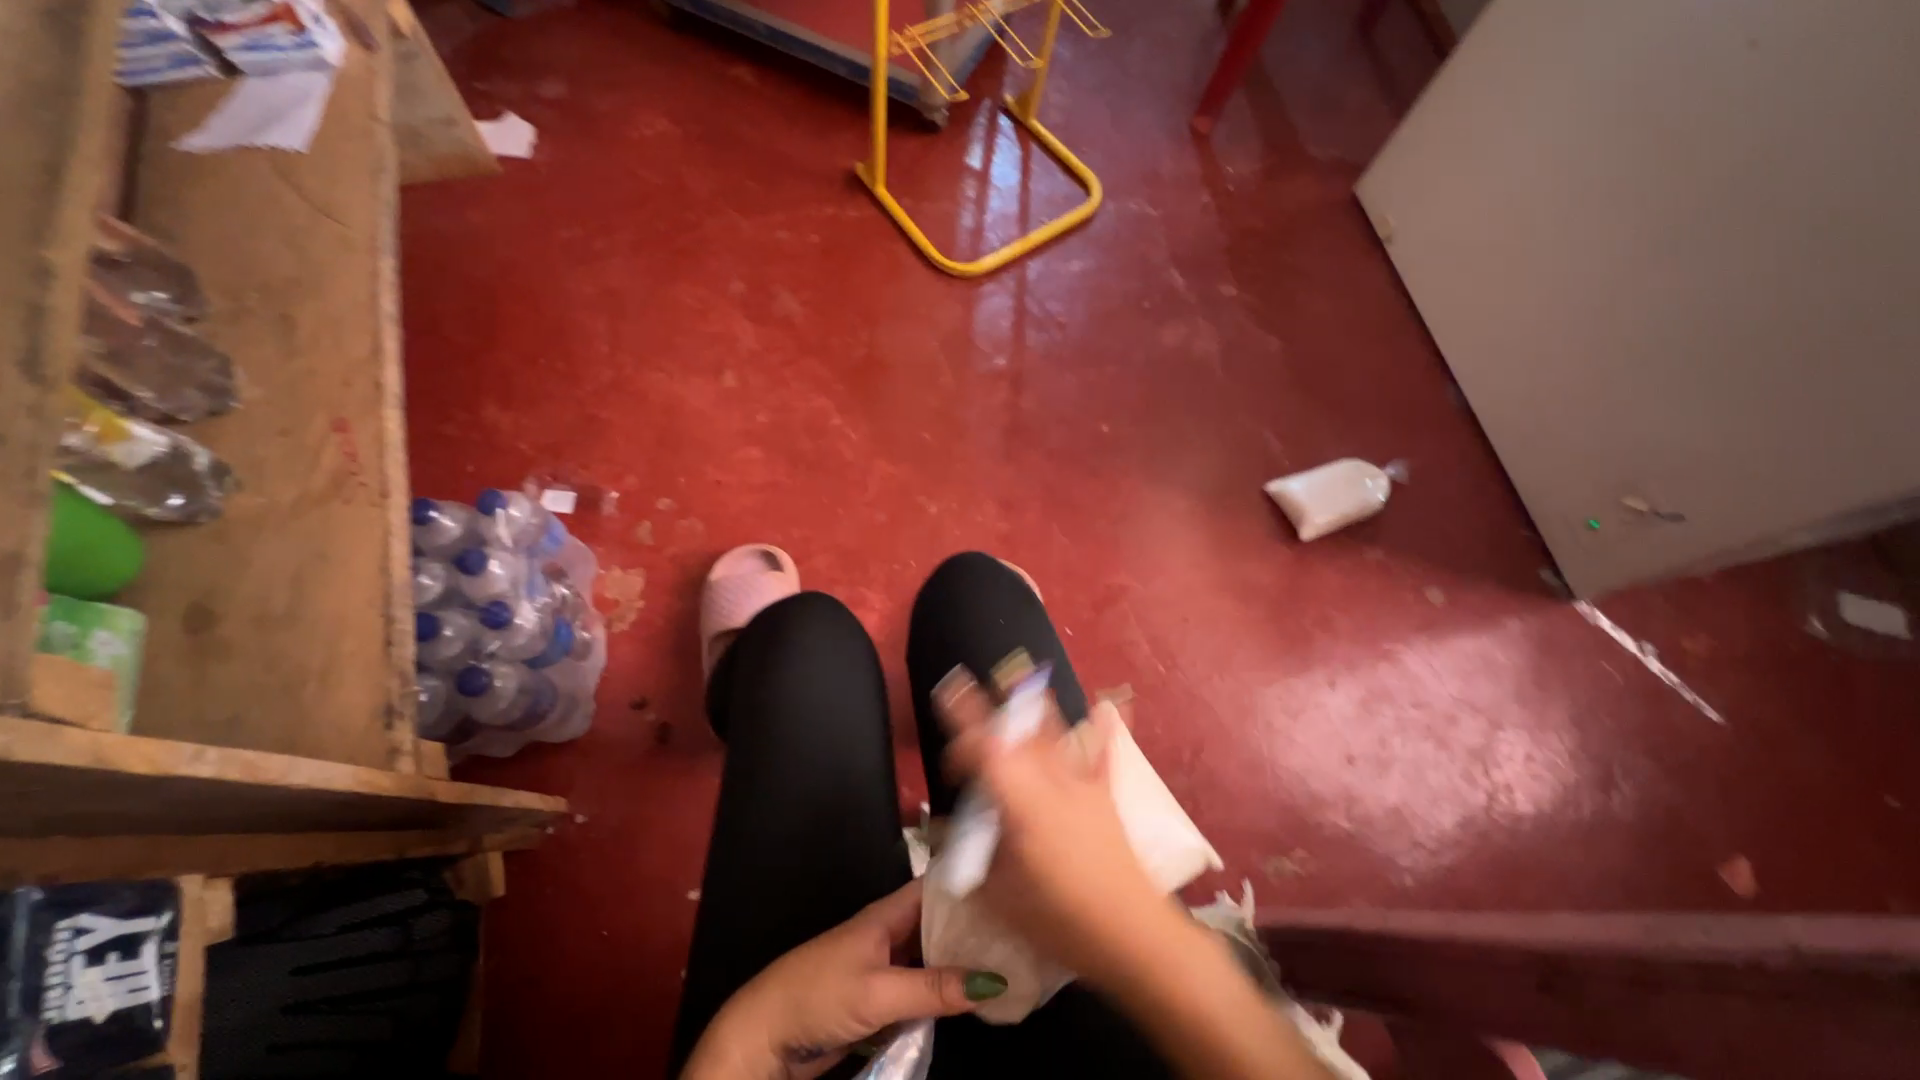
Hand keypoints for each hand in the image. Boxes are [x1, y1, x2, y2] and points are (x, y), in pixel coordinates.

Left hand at [681, 879, 1006, 1079]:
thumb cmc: (816, 996)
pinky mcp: (883, 997)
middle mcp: (891, 933)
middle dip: (978, 927)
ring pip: (936, 956)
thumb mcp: (879, 991)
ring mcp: (887, 966)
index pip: (938, 886)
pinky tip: (978, 998)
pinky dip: (949, 991)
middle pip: (942, 923)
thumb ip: (934, 988)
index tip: (1017, 886)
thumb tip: (994, 982)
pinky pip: (925, 988)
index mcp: (887, 914)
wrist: (765, 1037)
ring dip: (965, 962)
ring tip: (1013, 964)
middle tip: (1026, 934)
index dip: (973, 884)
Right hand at [934, 668, 1184, 987]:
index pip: (984, 746)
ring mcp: (1083, 785)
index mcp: (1020, 800)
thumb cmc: (1060, 919)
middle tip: (967, 688)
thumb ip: (970, 859)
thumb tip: (948, 836)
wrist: (1133, 936)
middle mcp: (1050, 780)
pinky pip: (1106, 754)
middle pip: (1017, 731)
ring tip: (1018, 674)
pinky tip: (1111, 704)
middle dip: (989, 706)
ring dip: (1033, 705)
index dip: (961, 722)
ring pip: (1055, 733)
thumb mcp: (999, 896)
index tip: (945, 708)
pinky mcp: (1107, 798)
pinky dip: (1107, 727)